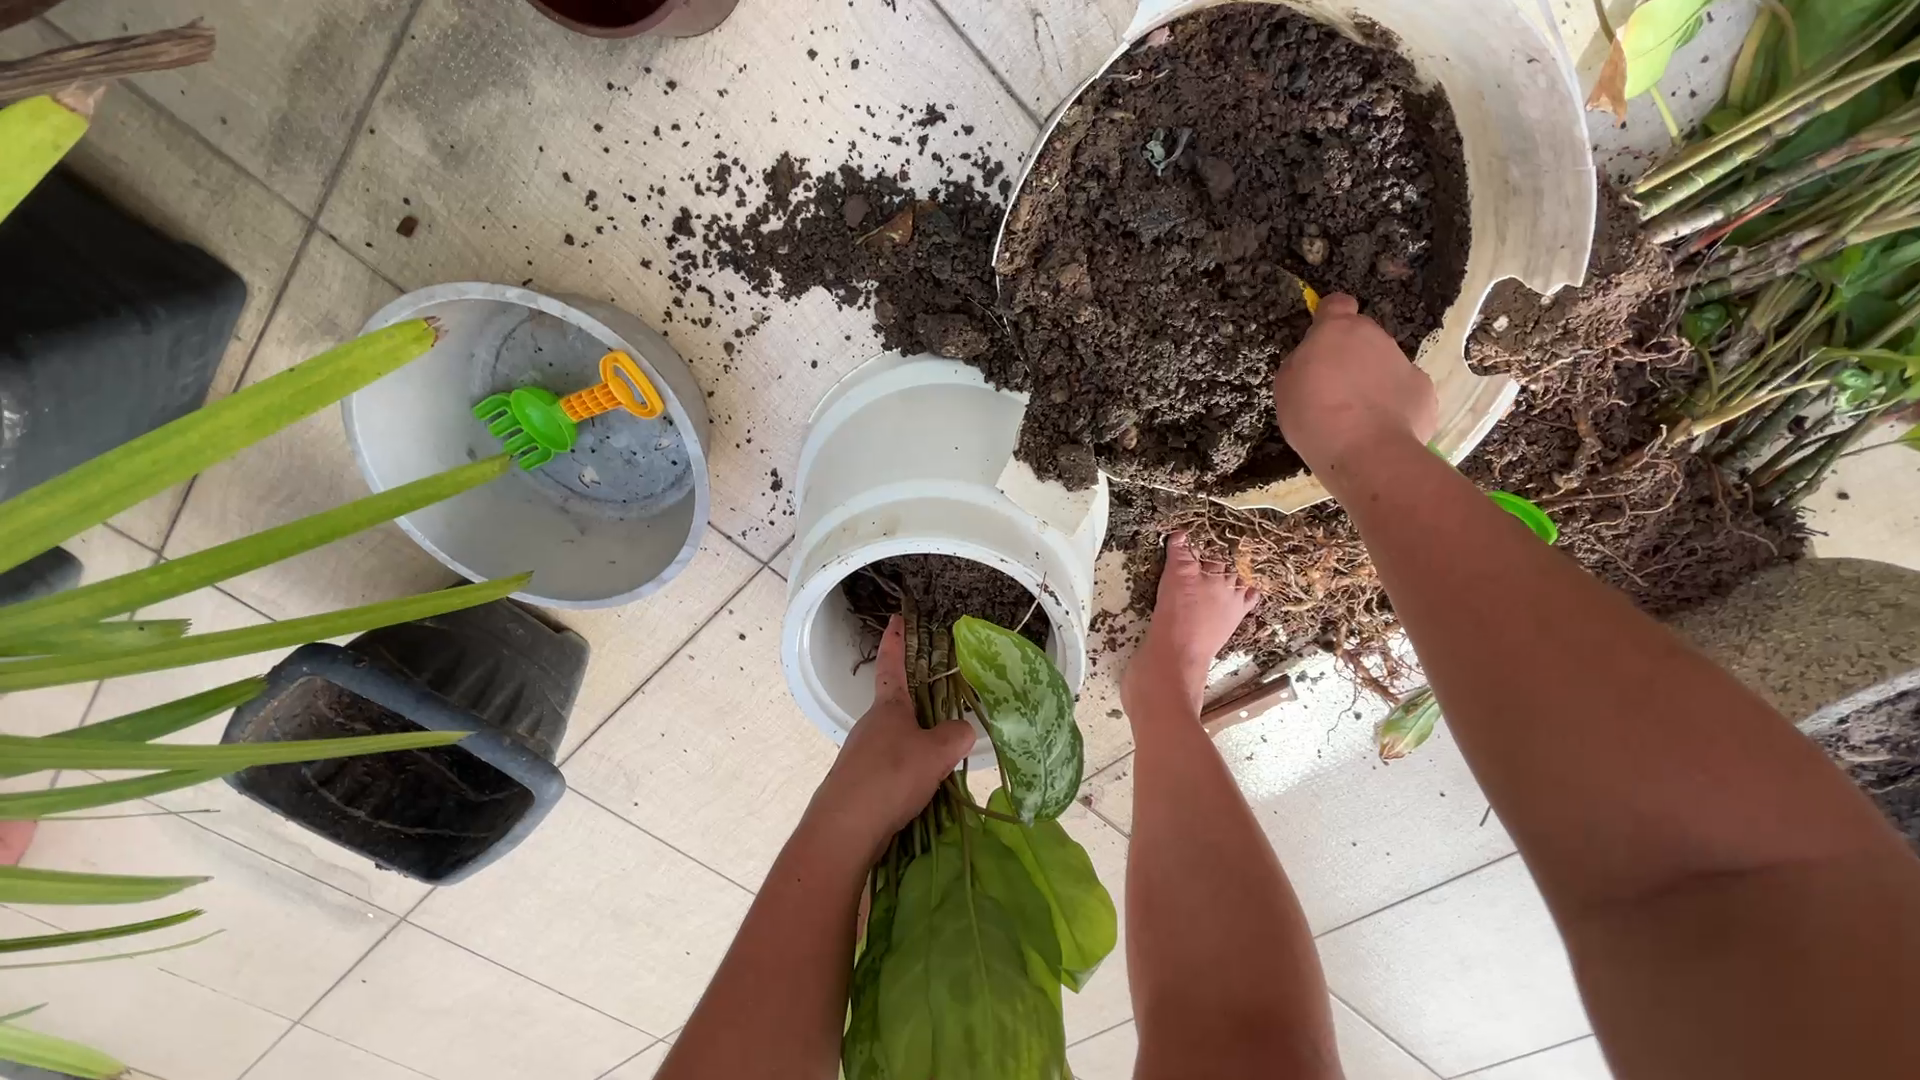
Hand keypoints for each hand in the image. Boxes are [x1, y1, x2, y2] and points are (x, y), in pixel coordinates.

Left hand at [808, 615, 974, 859]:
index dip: (897, 641)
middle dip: (920, 702)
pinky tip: (924, 788)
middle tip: (947, 702)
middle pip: (898, 705)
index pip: (893, 664)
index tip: (897, 619)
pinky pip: (892, 767)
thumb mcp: (935, 753)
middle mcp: (871, 725)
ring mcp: (862, 754)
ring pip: (896, 739)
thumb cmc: (889, 777)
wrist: (845, 829)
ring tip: (946, 757)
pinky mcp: (860, 783)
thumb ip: (955, 736)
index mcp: (888, 707)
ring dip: (918, 742)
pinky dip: (910, 770)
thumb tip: (963, 730)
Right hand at [1272, 293, 1438, 471]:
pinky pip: (1403, 390)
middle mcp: (1375, 336)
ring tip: (1358, 416)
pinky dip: (1393, 404)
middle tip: (1334, 390)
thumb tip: (1315, 361)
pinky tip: (1380, 427)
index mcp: (1337, 330)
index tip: (1322, 338)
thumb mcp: (1286, 386)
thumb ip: (1302, 362)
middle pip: (1362, 337)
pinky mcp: (1423, 389)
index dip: (1328, 318)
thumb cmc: (1313, 416)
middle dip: (1351, 356)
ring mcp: (1404, 361)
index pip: (1336, 304)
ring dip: (1372, 381)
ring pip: (1384, 364)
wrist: (1365, 451)